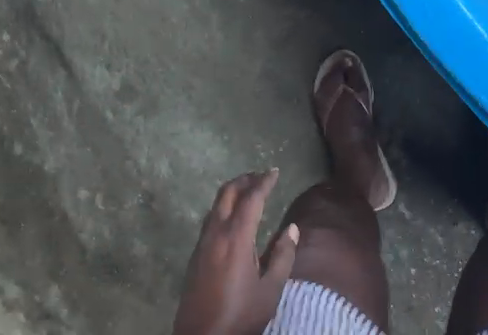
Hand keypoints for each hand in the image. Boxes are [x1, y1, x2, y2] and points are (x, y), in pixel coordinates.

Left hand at [172, 169, 300, 334]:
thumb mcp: (269, 291)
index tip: (275, 171)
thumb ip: (282, 256)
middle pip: (227, 193)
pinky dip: (223, 208)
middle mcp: (216, 233)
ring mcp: (202, 244)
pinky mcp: (195, 256)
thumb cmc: (240, 316)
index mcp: (236, 238)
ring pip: (215, 205)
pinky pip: (210, 220)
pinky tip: (233, 220)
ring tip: (248, 193)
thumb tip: (292, 229)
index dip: (264, 181)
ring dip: (232, 192)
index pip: (251, 198)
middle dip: (245, 180)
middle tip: (261, 176)